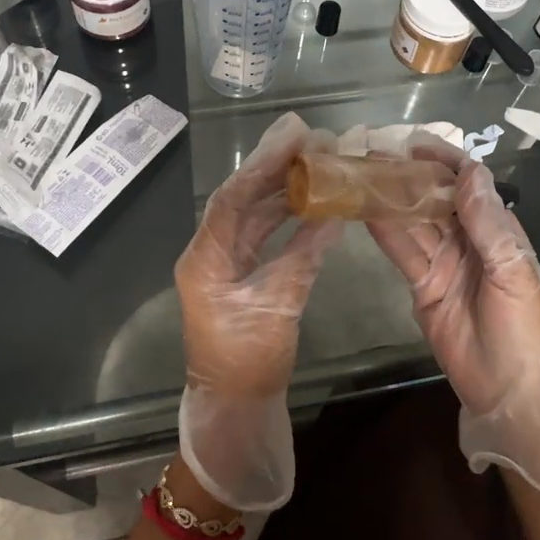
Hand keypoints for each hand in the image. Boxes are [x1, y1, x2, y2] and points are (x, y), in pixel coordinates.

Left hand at [174, 113, 341, 510]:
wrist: (233, 407)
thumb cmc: (248, 362)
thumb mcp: (279, 308)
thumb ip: (305, 256)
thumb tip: (334, 212)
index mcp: (204, 259)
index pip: (232, 199)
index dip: (263, 165)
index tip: (294, 136)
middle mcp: (209, 251)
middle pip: (241, 196)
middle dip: (274, 164)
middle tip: (308, 133)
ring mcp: (224, 260)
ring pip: (253, 211)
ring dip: (282, 184)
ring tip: (316, 155)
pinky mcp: (240, 270)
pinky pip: (261, 230)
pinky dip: (286, 212)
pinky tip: (310, 196)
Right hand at [366, 137, 539, 490]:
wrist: (510, 391)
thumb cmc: (524, 329)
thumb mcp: (512, 272)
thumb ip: (488, 223)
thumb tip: (469, 171)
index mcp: (499, 232)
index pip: (469, 185)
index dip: (444, 162)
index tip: (415, 145)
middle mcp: (470, 240)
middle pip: (436, 200)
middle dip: (410, 176)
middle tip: (375, 154)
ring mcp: (445, 262)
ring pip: (414, 222)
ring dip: (391, 199)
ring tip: (362, 174)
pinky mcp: (423, 286)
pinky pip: (403, 252)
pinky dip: (384, 232)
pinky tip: (364, 211)